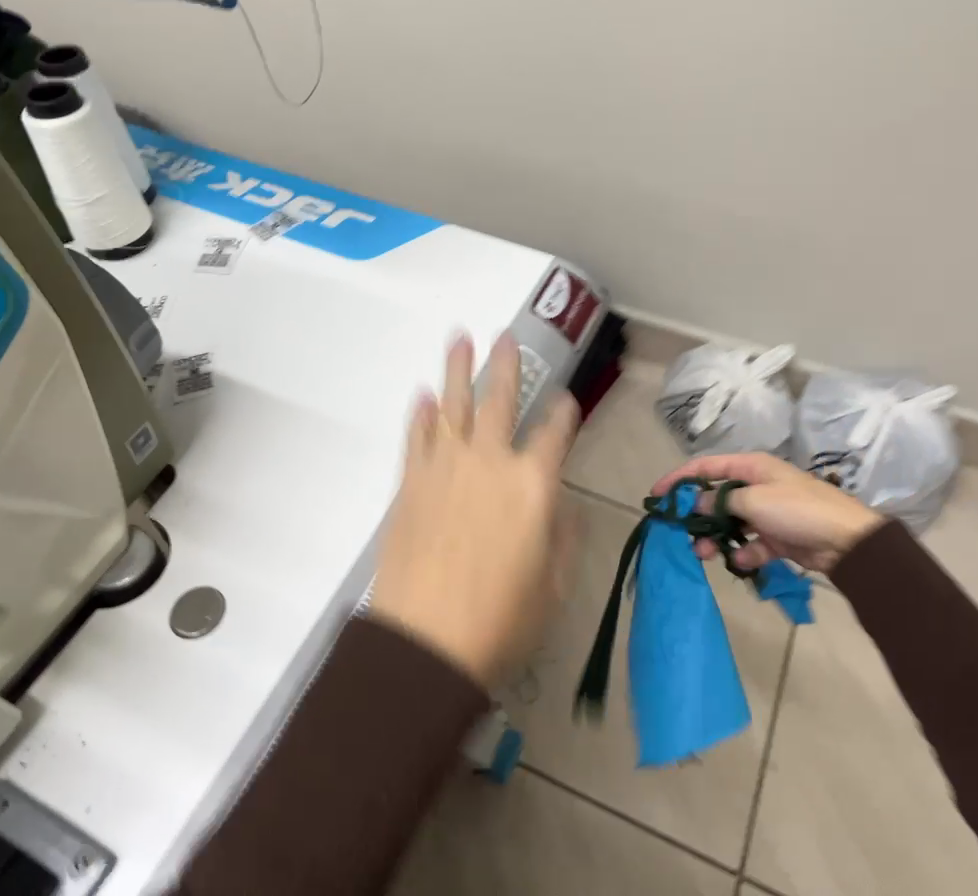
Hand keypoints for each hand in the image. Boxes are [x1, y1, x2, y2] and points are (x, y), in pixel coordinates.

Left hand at [369, 334, 581, 686]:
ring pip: (452, 405)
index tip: (567, 400)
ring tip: (459, 336)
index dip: (565, 414)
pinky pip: (416, 436)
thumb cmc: (502, 620)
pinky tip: (422, 394)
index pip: (555, 433)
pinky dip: (420, 413)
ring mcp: (445, 468)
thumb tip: (558, 505)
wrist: (425, 642)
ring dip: (456, 369)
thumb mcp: (553, 583)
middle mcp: (490, 462)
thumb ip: (560, 534)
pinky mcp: (410, 483)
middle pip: (500, 401)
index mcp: (535, 485)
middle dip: (506, 366)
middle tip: (506, 336)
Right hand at [652, 453, 883, 575]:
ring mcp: (767, 513)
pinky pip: (750, 544)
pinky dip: (743, 553)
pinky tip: (741, 561)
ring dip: (715, 537)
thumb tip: (694, 503)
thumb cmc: (798, 509)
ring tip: (704, 552)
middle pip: (715, 498)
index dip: (679, 478)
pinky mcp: (777, 538)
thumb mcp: (754, 501)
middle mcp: (756, 486)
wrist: (847, 541)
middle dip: (696, 515)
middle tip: (679, 533)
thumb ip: (719, 502)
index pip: (706, 467)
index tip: (656, 495)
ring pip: (729, 524)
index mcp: (751, 467)